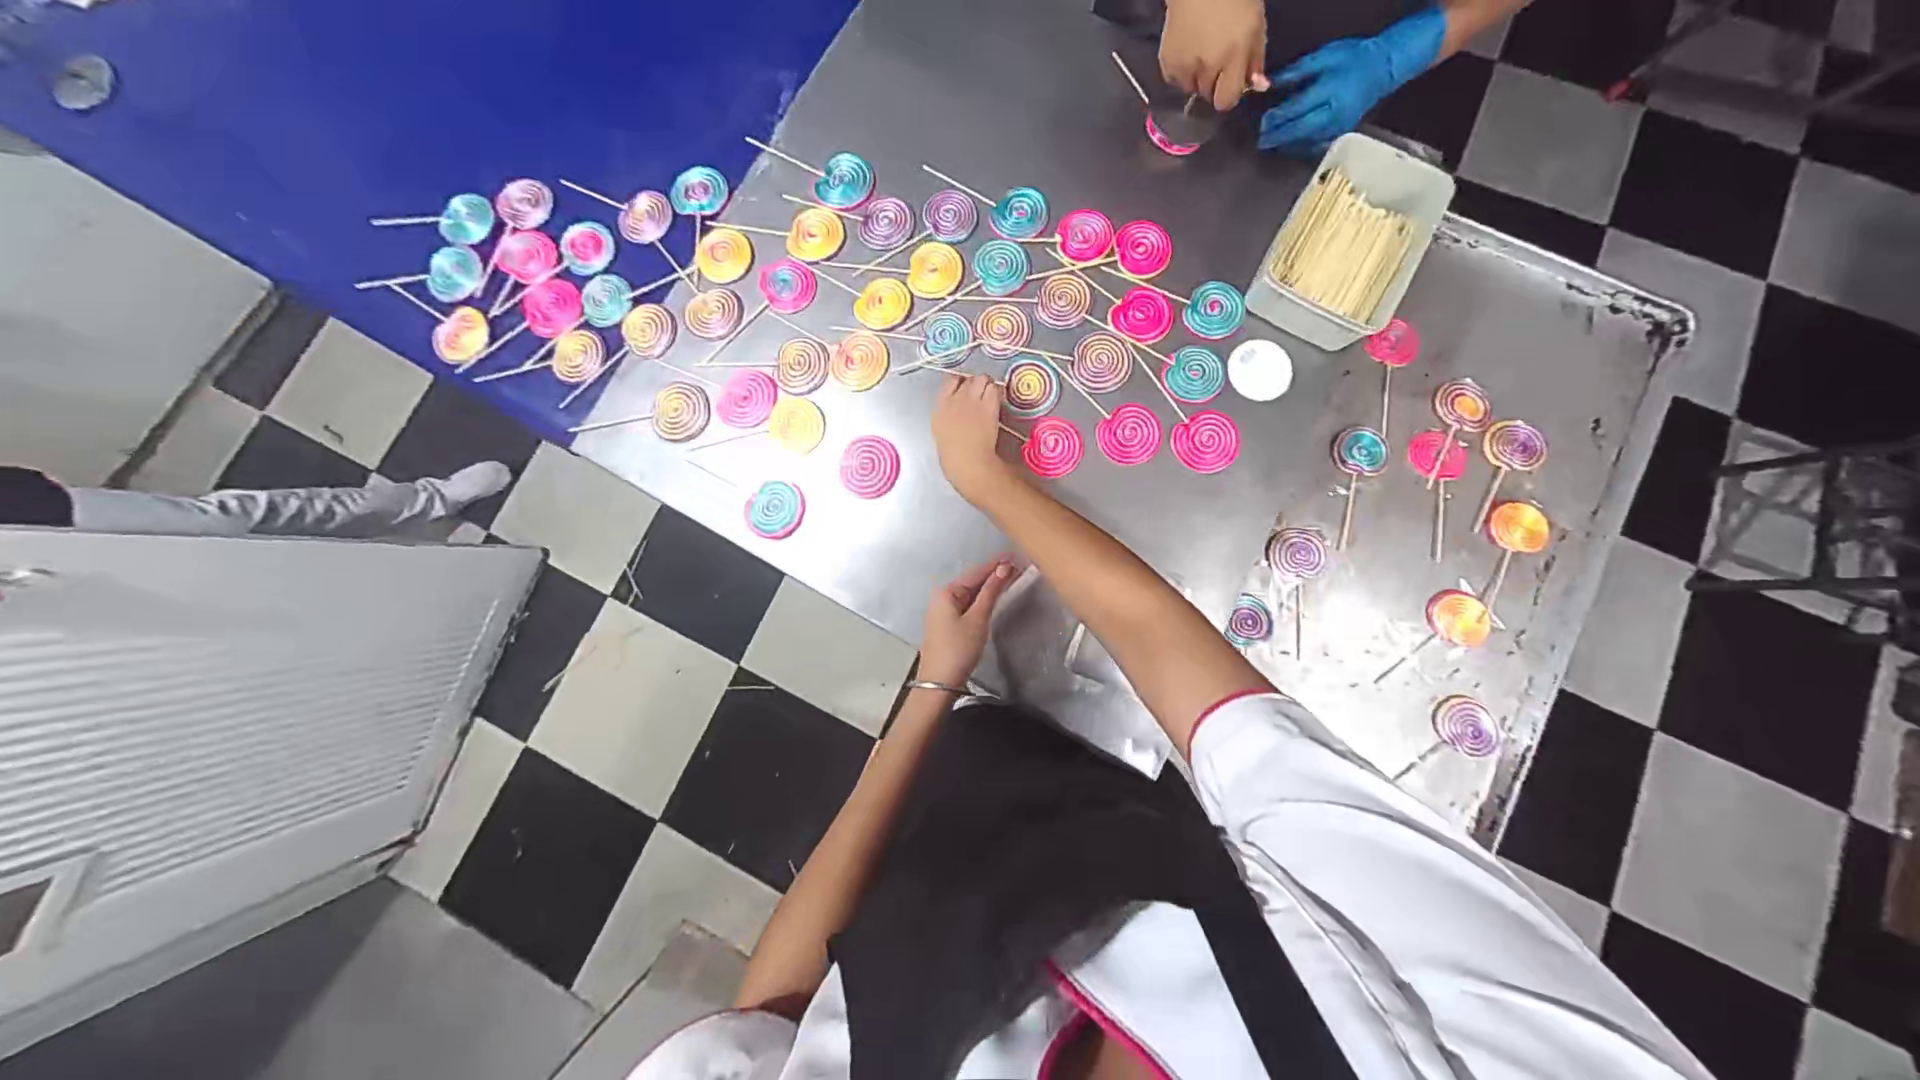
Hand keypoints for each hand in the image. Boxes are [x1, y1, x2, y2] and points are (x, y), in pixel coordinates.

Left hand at [920, 557, 1016, 685]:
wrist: (940, 682)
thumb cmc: (958, 649)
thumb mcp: (978, 619)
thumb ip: (991, 592)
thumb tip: (1004, 568)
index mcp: (947, 592)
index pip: (976, 572)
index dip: (997, 564)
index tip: (1015, 555)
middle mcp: (942, 597)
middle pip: (973, 581)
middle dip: (995, 574)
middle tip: (1018, 566)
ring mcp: (944, 611)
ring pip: (971, 593)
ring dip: (990, 586)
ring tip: (1012, 577)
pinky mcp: (948, 624)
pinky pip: (968, 604)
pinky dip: (983, 599)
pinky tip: (995, 597)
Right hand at [932, 373, 1013, 506]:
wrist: (968, 461)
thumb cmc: (954, 456)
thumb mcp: (942, 432)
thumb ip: (948, 416)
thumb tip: (956, 412)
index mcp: (940, 407)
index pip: (950, 381)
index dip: (960, 383)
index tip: (965, 389)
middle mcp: (955, 399)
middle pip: (967, 378)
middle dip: (975, 383)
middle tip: (981, 394)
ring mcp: (972, 400)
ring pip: (982, 379)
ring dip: (987, 384)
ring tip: (990, 395)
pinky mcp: (989, 405)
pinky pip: (994, 389)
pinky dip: (997, 392)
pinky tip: (998, 401)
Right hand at [1159, 0, 1268, 111]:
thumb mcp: (1256, 26)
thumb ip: (1256, 59)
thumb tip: (1259, 86)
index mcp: (1232, 56)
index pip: (1226, 100)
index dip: (1229, 95)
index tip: (1230, 83)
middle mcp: (1207, 67)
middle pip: (1209, 94)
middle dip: (1214, 82)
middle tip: (1217, 58)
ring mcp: (1184, 67)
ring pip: (1192, 88)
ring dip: (1197, 78)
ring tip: (1201, 53)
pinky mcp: (1167, 64)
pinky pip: (1176, 81)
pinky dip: (1182, 73)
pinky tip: (1188, 52)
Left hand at [1257, 6, 1446, 155]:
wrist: (1383, 68)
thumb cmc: (1353, 58)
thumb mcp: (1325, 56)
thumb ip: (1298, 71)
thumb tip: (1271, 82)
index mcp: (1331, 89)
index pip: (1297, 108)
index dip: (1278, 118)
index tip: (1263, 122)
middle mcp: (1335, 112)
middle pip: (1299, 130)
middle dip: (1278, 137)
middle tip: (1261, 141)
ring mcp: (1339, 126)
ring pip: (1306, 142)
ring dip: (1286, 145)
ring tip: (1270, 145)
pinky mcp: (1341, 134)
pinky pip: (1316, 146)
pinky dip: (1300, 149)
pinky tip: (1288, 148)